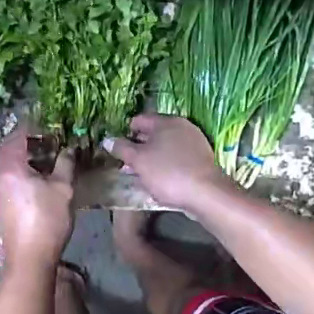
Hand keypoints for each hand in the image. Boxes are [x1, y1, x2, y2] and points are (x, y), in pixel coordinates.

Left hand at [0, 123, 75, 265]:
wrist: (28, 258)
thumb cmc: (47, 220)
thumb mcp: (63, 188)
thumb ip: (65, 164)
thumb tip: (69, 149)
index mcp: (10, 166)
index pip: (18, 135)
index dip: (32, 126)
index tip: (48, 123)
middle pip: (9, 149)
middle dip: (27, 141)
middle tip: (48, 139)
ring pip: (7, 165)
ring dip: (24, 157)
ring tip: (45, 158)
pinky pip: (8, 178)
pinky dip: (20, 172)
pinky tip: (37, 179)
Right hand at [103, 114, 233, 213]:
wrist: (205, 193)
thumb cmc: (167, 172)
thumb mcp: (138, 160)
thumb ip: (121, 148)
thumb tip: (107, 139)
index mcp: (166, 121)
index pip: (140, 119)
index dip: (126, 132)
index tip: (117, 147)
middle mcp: (182, 127)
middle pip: (154, 133)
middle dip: (138, 147)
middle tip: (126, 162)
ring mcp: (194, 143)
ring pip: (166, 147)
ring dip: (152, 158)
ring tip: (140, 174)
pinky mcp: (201, 160)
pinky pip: (177, 159)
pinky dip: (166, 166)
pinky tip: (159, 180)